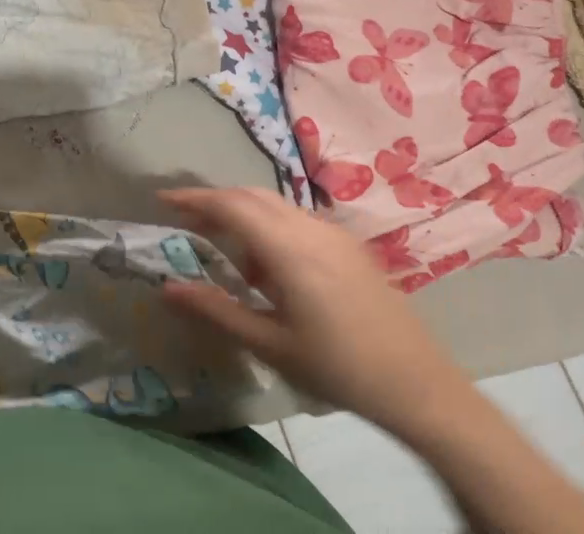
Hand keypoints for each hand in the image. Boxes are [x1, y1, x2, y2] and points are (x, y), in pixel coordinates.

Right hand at [158, 187, 472, 437]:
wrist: (421, 388)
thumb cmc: (338, 368)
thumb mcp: (269, 344)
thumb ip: (216, 309)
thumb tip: (167, 287)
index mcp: (289, 249)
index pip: (230, 205)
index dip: (193, 199)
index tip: (162, 200)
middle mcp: (311, 231)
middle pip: (253, 197)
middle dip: (215, 201)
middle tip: (185, 219)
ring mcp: (336, 237)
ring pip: (277, 207)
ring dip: (244, 215)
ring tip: (224, 249)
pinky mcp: (351, 250)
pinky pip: (298, 222)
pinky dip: (270, 228)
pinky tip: (269, 268)